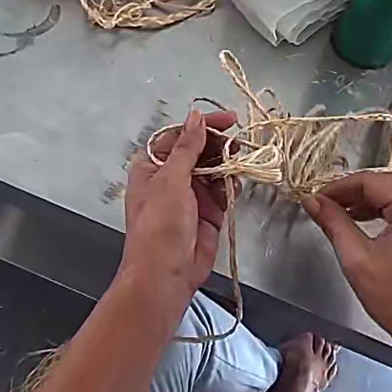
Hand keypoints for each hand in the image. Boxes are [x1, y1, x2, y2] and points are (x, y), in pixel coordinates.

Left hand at [118, 108, 236, 301]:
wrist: (166, 274)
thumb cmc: (159, 227)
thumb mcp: (170, 180)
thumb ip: (187, 147)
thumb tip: (196, 117)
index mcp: (152, 166)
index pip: (180, 136)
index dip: (202, 126)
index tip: (228, 120)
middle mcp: (170, 178)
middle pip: (199, 150)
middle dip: (218, 145)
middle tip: (238, 143)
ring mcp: (190, 195)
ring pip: (214, 169)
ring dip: (227, 164)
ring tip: (240, 160)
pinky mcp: (208, 212)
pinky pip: (223, 190)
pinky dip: (231, 185)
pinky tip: (237, 183)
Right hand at [302, 173, 391, 352]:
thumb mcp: (358, 260)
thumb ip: (334, 223)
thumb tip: (313, 202)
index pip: (372, 182)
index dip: (339, 187)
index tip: (316, 197)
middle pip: (385, 185)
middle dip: (351, 194)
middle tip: (323, 205)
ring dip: (365, 203)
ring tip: (337, 214)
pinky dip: (382, 213)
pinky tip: (361, 221)